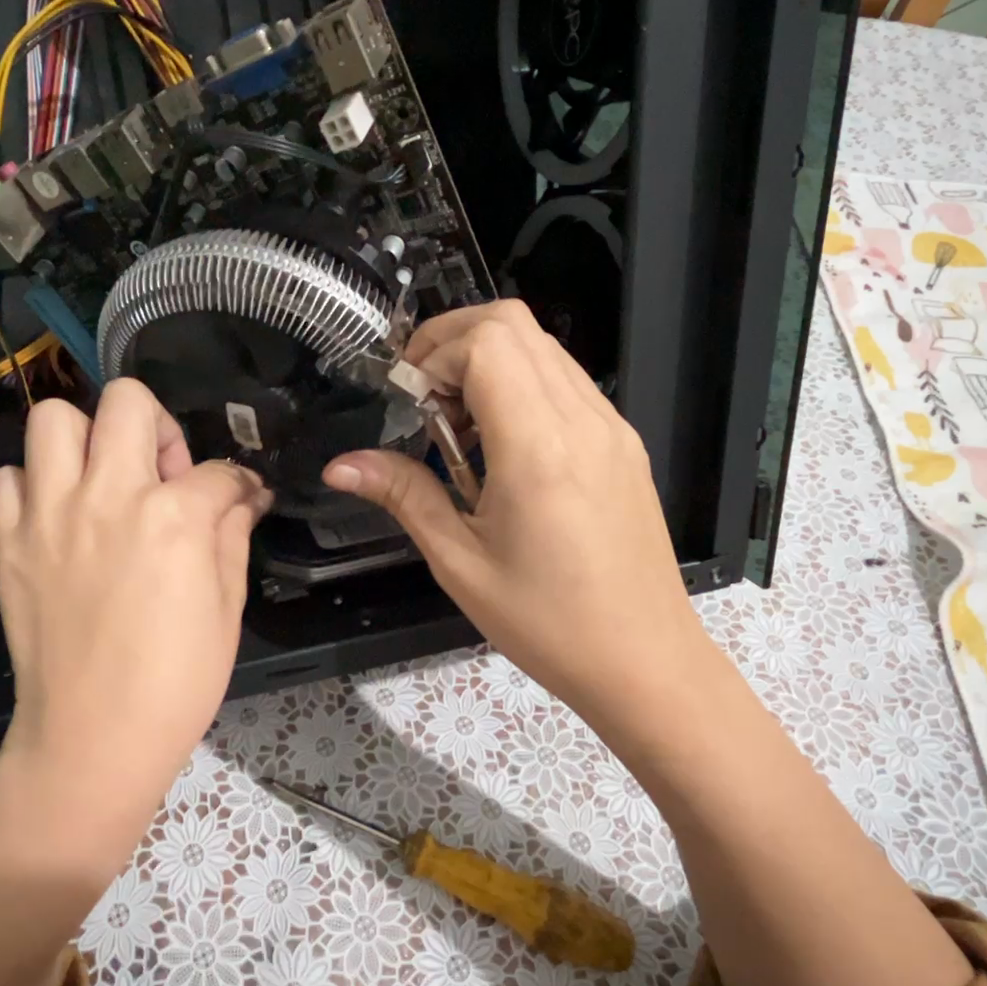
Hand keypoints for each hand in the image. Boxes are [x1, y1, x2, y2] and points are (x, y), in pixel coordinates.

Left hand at [0, 378, 270, 827]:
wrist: (92, 739)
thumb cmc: (176, 682)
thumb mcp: (228, 608)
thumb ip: (232, 536)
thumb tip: (243, 496)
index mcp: (173, 515)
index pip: (217, 469)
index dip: (238, 482)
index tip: (240, 498)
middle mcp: (108, 495)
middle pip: (128, 402)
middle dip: (158, 425)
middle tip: (162, 474)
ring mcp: (49, 514)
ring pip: (54, 419)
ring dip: (87, 438)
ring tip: (103, 481)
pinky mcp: (8, 541)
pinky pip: (9, 478)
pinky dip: (35, 484)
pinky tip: (59, 517)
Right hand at [323, 300, 716, 724]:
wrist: (646, 662)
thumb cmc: (547, 622)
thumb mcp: (460, 562)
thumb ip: (404, 495)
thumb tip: (341, 465)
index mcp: (539, 447)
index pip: (486, 343)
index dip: (434, 353)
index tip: (406, 398)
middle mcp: (582, 420)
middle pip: (514, 323)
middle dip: (453, 340)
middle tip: (421, 396)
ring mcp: (611, 427)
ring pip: (543, 346)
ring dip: (488, 360)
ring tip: (457, 424)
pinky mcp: (623, 443)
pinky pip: (566, 381)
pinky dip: (521, 383)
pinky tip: (500, 444)